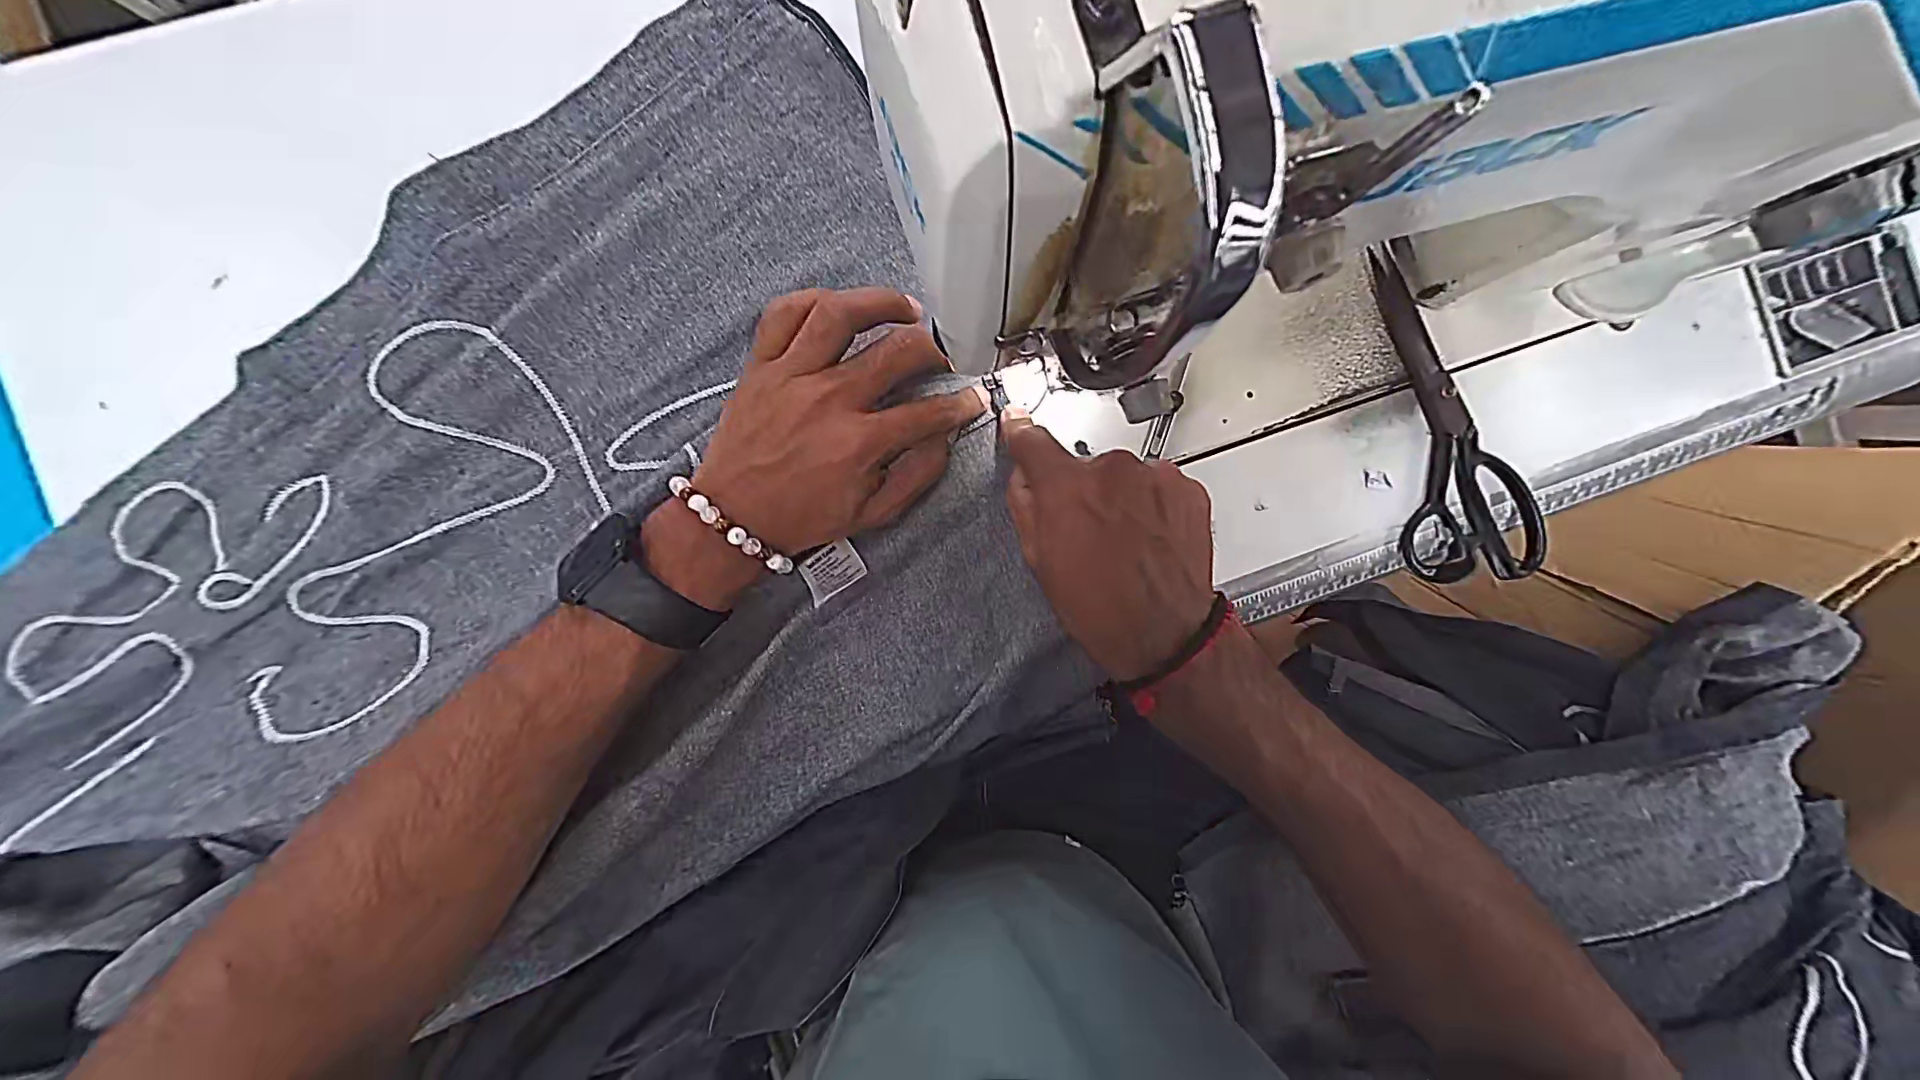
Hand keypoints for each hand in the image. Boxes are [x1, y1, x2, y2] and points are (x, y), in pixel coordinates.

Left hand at [642, 287, 986, 609]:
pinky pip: (784, 313)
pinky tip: (837, 307)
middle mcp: (828, 401)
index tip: (969, 399)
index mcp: (858, 443)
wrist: (735, 517)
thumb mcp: (871, 513)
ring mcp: (792, 377)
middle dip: (932, 350)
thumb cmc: (800, 516)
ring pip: (841, 313)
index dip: (960, 403)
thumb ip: (916, 476)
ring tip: (903, 309)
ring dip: (881, 303)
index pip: (928, 411)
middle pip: (898, 350)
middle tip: (936, 359)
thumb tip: (942, 440)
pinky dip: (813, 300)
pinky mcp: (762, 367)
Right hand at [1001, 409, 1215, 680]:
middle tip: (1090, 531)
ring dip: (1121, 497)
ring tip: (1125, 542)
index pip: (1032, 439)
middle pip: (1085, 463)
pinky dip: (1153, 504)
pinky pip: (1158, 484)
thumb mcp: (1039, 560)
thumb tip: (1024, 478)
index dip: (1021, 434)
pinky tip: (1148, 539)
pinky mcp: (1186, 488)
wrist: (1164, 633)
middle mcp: (1110, 471)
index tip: (1019, 426)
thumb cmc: (1103, 607)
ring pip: (1124, 475)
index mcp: (1065, 487)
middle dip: (1084, 489)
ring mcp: (1153, 477)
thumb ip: (1025, 505)